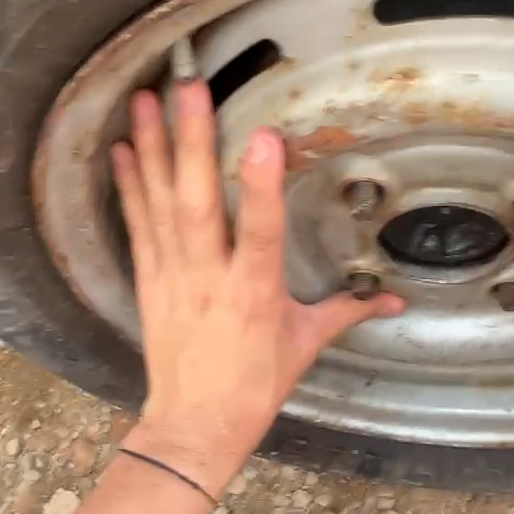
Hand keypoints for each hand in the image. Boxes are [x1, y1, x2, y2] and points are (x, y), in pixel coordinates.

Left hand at [111, 80, 404, 494]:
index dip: (263, 186)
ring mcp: (173, 276)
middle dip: (193, 142)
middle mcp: (209, 278)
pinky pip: (137, 226)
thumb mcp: (305, 346)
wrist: (194, 424)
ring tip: (144, 100)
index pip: (262, 233)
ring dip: (153, 150)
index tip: (265, 137)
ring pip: (161, 205)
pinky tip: (120, 150)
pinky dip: (129, 186)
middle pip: (198, 204)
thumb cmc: (252, 387)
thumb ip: (347, 313)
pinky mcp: (149, 280)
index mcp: (254, 294)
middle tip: (188, 88)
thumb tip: (392, 301)